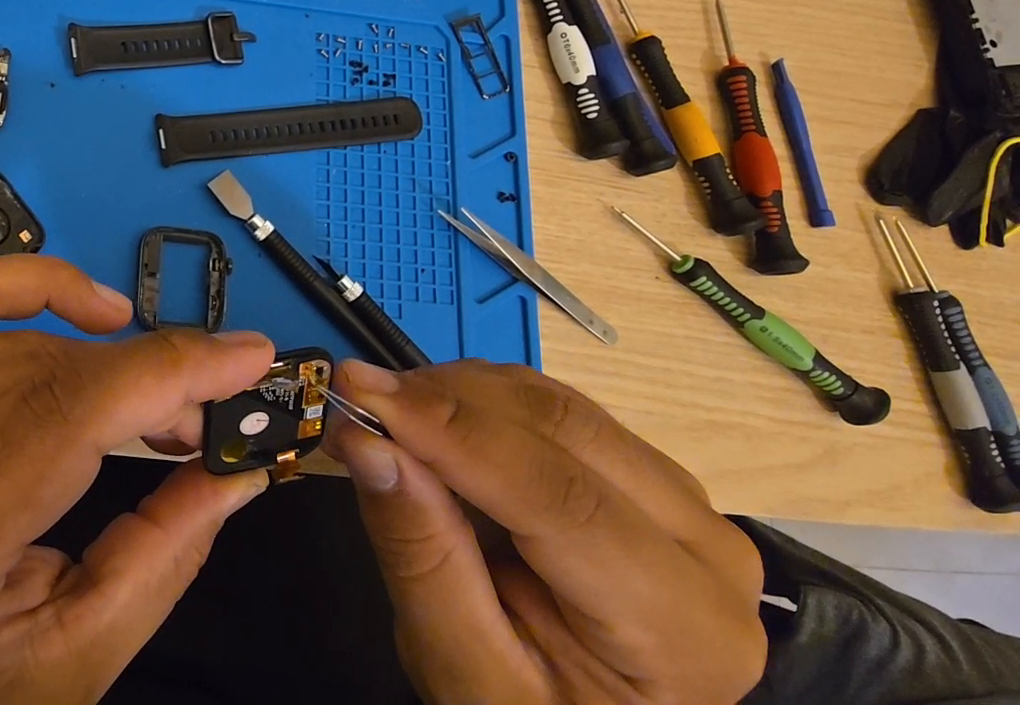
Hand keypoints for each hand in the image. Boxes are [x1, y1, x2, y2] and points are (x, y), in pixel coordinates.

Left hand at [0, 256, 276, 704]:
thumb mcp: (59, 657)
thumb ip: (158, 557)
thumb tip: (237, 468)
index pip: (56, 420)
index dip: (162, 373)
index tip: (244, 355)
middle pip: (46, 371)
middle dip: (148, 375)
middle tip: (204, 408)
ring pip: (19, 342)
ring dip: (104, 359)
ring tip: (150, 398)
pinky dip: (40, 285)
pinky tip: (94, 311)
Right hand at [324, 360, 766, 703]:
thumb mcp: (463, 668)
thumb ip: (420, 555)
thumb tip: (366, 444)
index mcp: (682, 626)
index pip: (559, 498)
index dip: (451, 433)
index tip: (357, 390)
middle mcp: (707, 546)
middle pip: (562, 432)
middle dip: (443, 400)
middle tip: (352, 396)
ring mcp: (684, 500)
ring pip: (555, 404)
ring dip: (455, 394)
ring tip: (380, 414)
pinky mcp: (647, 474)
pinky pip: (555, 408)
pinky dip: (478, 401)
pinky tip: (428, 421)